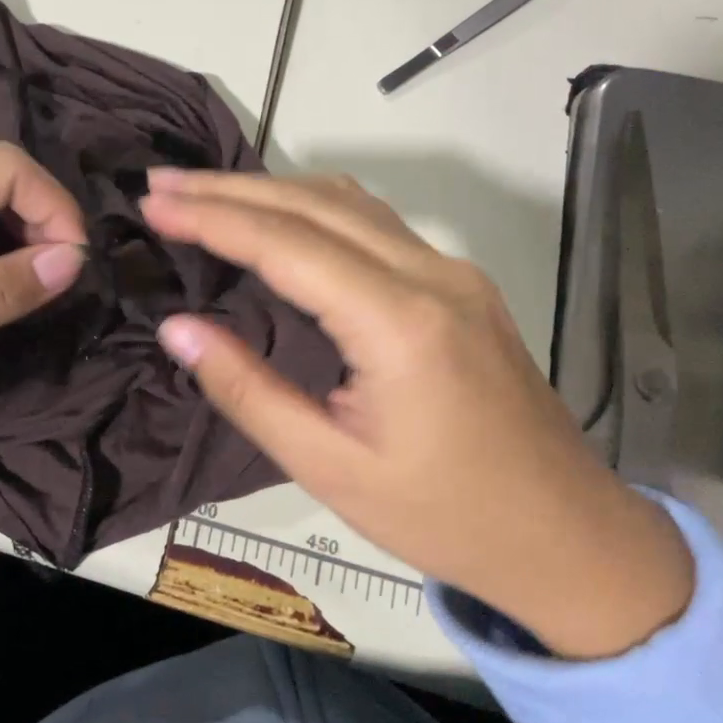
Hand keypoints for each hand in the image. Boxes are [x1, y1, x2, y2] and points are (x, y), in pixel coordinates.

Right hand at [141, 170, 692, 658]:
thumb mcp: (328, 466)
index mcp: (398, 323)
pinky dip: (309, 207)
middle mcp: (432, 276)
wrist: (569, 539)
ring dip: (269, 189)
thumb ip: (247, 389)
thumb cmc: (441, 514)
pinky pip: (372, 223)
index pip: (286, 244)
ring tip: (201, 193)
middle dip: (229, 189)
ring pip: (348, 203)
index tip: (153, 205)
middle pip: (315, 204)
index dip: (212, 219)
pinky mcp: (459, 286)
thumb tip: (176, 327)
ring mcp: (453, 274)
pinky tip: (275, 216)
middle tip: (159, 183)